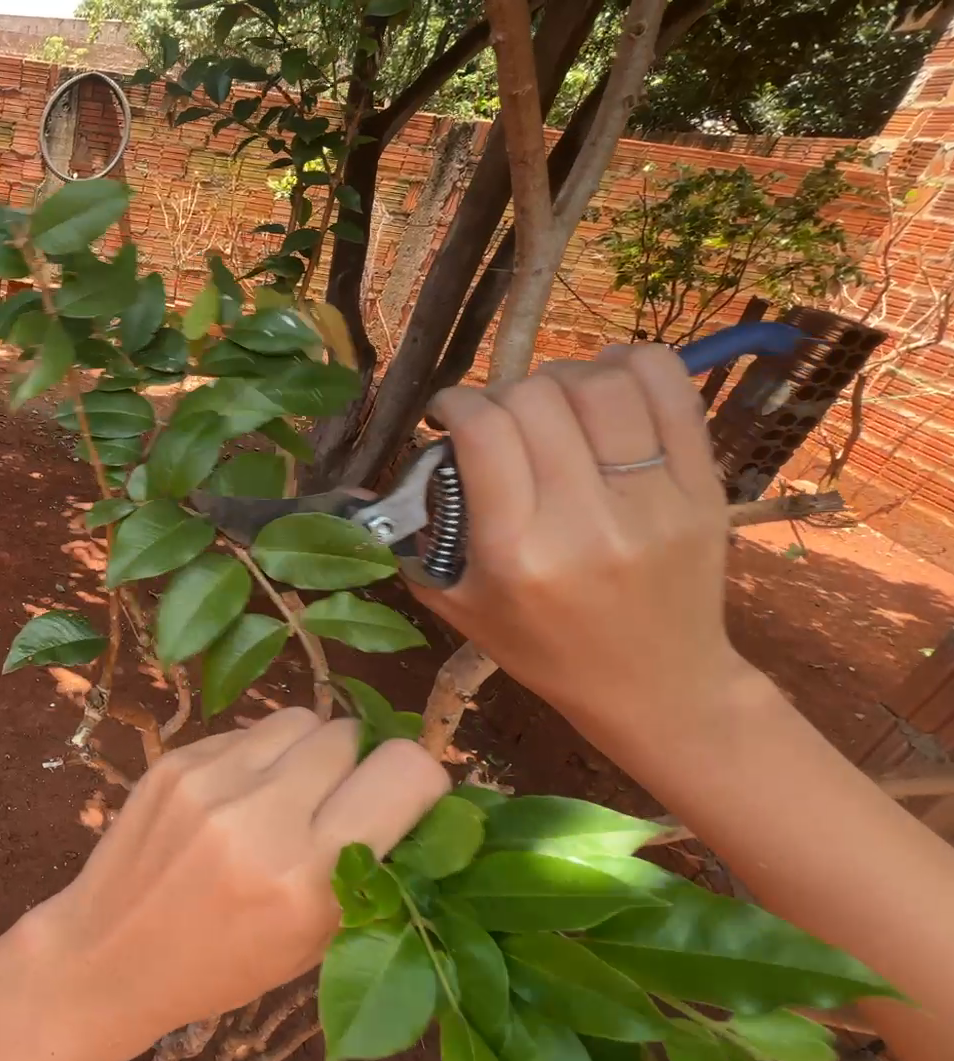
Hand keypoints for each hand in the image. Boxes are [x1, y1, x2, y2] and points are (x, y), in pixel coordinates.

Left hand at [18, 708, 446, 1058]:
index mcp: (310, 880)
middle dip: (356, 760)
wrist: (111, 950)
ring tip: (289, 789)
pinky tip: (236, 793)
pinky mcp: (172, 760)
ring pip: (297, 718)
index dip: (417, 778)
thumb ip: (366, 865)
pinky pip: (244, 731)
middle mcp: (260, 817)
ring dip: (307, 748)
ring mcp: (208, 780)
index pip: (403, 772)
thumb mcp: (315, 941)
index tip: (406, 795)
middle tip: (338, 795)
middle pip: (346, 734)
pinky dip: (256, 754)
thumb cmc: (223, 963)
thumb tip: (410, 792)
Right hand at [417, 345, 748, 735]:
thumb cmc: (536, 645)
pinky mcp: (704, 489)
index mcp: (514, 550)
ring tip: (548, 400)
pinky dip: (631, 366)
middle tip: (496, 417)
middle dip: (501, 393)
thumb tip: (364, 487)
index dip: (456, 403)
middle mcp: (583, 521)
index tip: (447, 413)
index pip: (483, 431)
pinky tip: (604, 380)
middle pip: (535, 399)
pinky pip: (673, 392)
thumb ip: (413, 540)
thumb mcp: (454, 602)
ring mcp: (654, 502)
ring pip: (602, 386)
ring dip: (561, 377)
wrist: (652, 685)